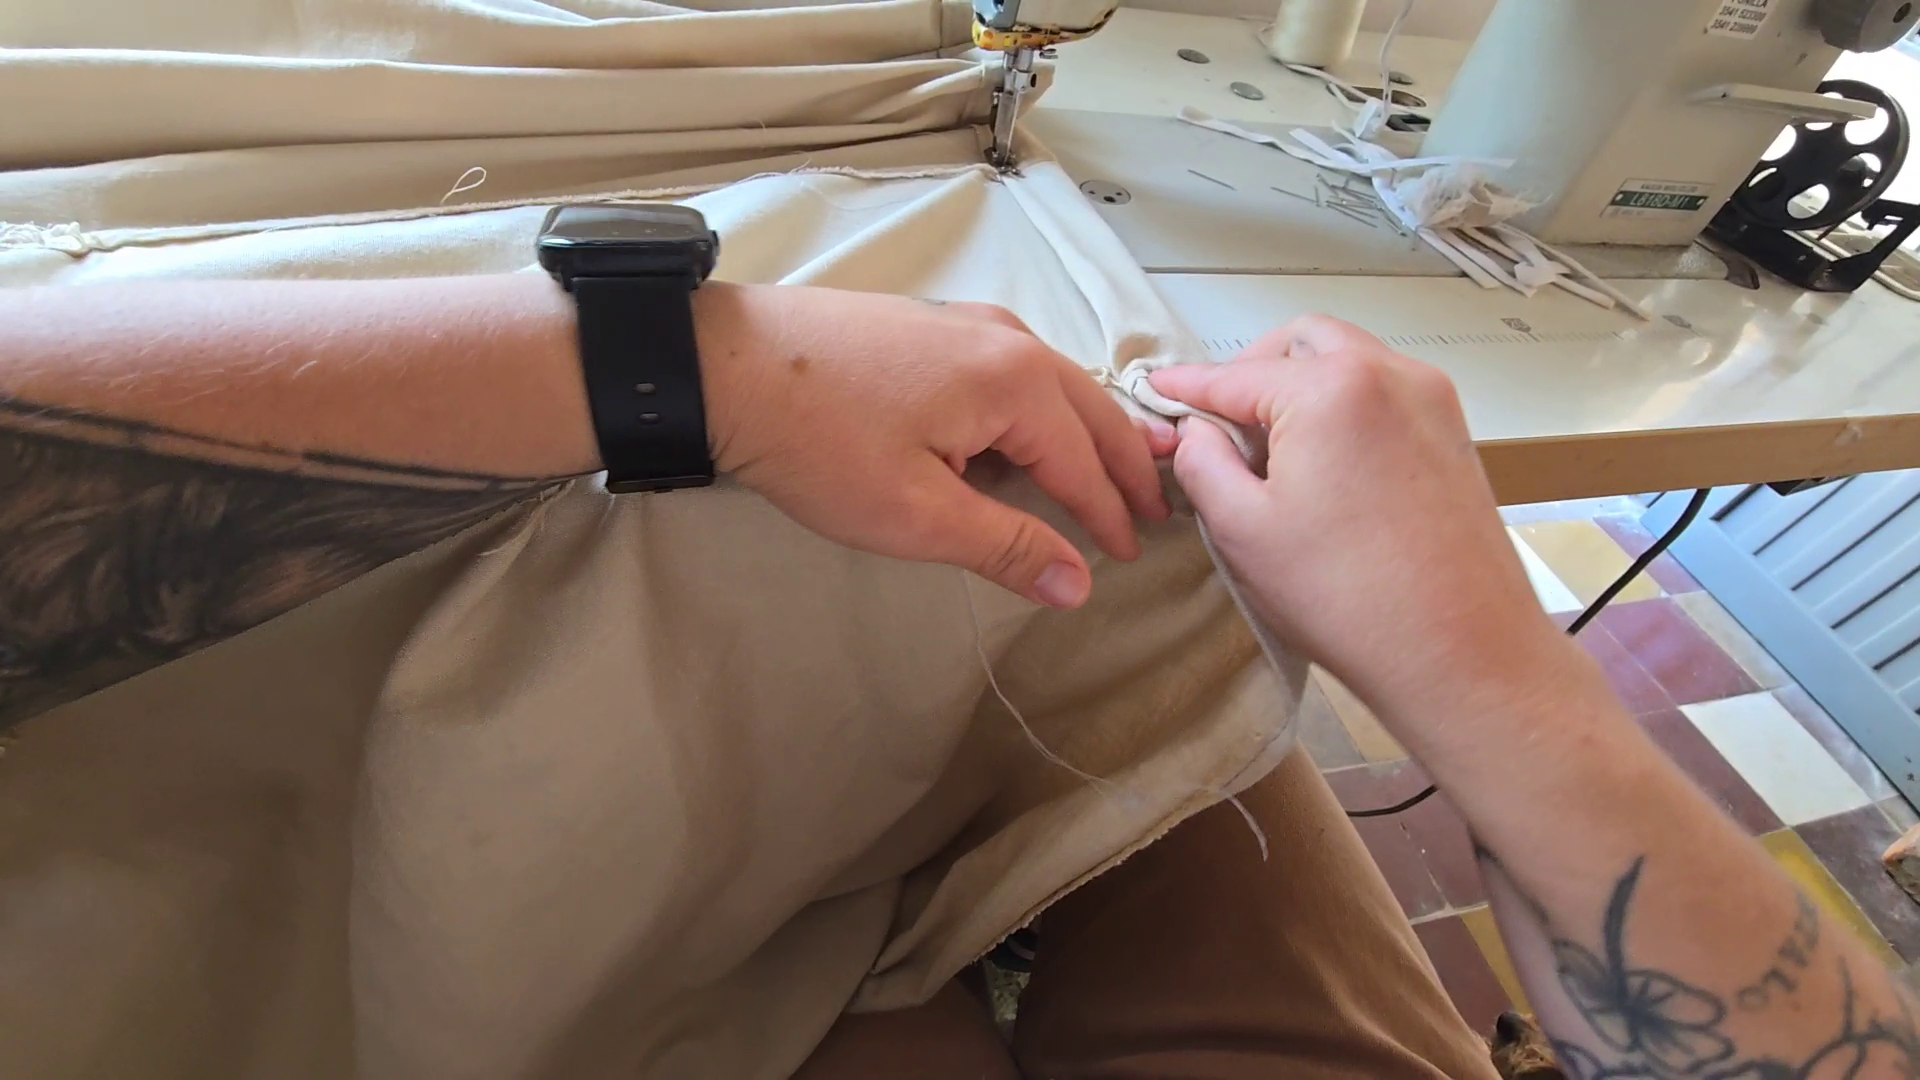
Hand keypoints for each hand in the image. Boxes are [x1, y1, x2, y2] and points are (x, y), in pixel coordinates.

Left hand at [693, 284, 1175, 609]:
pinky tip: (1034, 430)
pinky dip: (1044, 409)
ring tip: (1113, 468)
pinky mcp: (934, 325)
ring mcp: (969, 323)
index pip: (1084, 463)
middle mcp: (1007, 340)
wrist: (726, 366)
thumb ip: (1007, 546)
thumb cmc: (823, 446)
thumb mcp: (918, 514)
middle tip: (1153, 506)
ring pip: (1055, 384)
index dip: (1108, 515)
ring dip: (1089, 431)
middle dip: (1126, 463)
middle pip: (1089, 410)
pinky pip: (1015, 370)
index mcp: (1016, 383)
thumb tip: (1078, 587)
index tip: (1128, 553)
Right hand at [1148, 316, 1573, 726]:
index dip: (1185, 385)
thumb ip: (1200, 461)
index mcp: (1332, 390)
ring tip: (1266, 447)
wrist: (1459, 654)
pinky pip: (1378, 390)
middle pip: (1300, 343)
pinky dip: (1336, 404)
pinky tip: (1317, 461)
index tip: (1155, 389)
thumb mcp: (1239, 527)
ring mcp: (1432, 401)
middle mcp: (1390, 375)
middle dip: (1248, 371)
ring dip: (1294, 384)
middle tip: (1216, 422)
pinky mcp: (1452, 433)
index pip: (1234, 376)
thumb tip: (1196, 431)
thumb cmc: (1343, 595)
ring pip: (1345, 359)